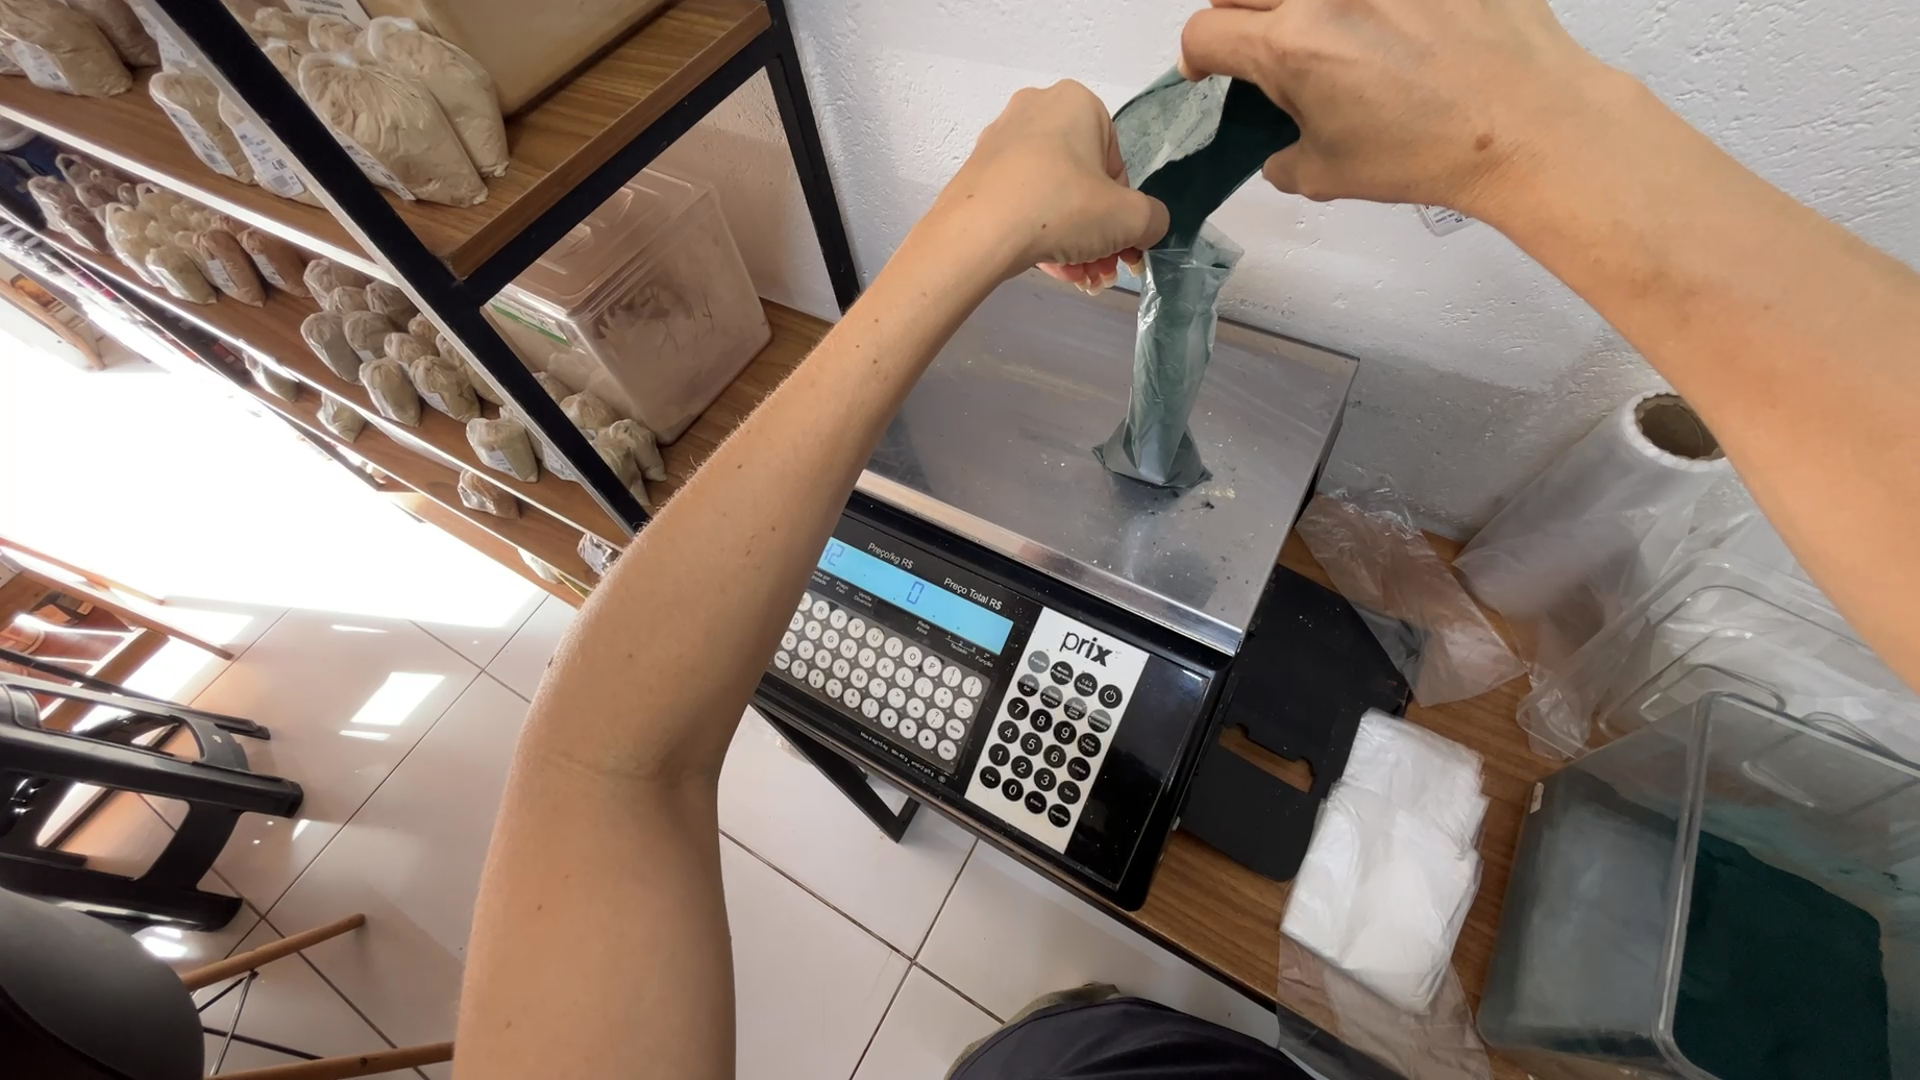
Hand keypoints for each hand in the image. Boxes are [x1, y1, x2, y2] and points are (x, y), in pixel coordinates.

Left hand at [926, 81, 1168, 289]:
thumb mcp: (1128, 219)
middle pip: (1081, 186)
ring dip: (1072, 244)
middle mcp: (1036, 111)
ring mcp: (1000, 145)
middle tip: (1102, 273)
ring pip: (1051, 201)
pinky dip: (1039, 237)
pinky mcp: (977, 178)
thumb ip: (1152, 221)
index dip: (1123, 214)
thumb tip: (1149, 228)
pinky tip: (1051, 270)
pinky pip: (1021, 207)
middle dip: (1097, 236)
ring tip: (1080, 280)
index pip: (1115, 166)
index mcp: (1077, 103)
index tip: (1121, 249)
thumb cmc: (1061, 209)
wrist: (977, 233)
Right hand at [1180, 0, 1624, 219]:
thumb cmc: (1422, 150)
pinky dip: (1356, 6)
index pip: (1204, 32)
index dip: (1195, 58)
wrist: (1517, 121)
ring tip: (1318, 29)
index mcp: (1291, 49)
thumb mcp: (1323, 174)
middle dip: (1233, 16)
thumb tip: (1279, 148)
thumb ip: (1279, 156)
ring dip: (1290, 7)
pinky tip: (1377, 23)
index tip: (1208, 70)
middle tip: (1256, 43)